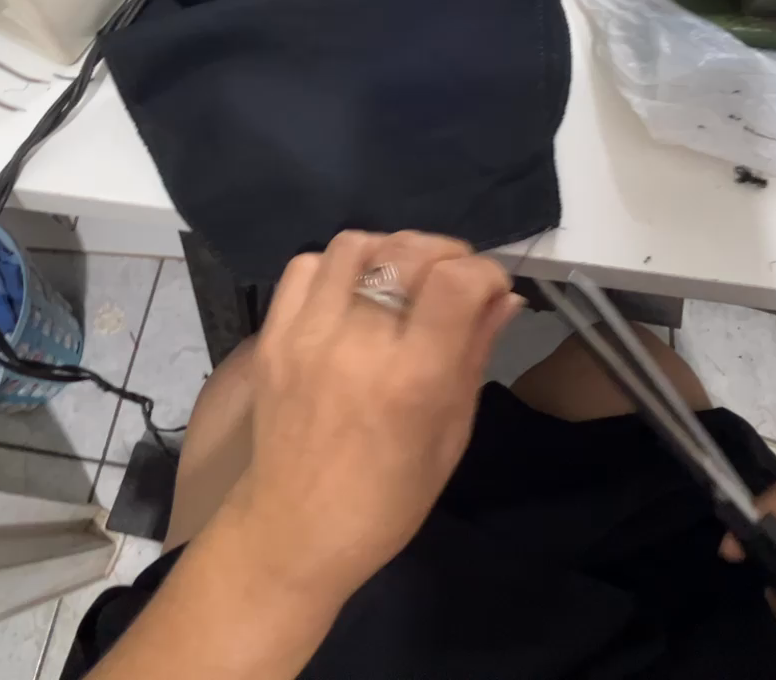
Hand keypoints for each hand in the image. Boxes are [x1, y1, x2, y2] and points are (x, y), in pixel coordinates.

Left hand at [212, 231, 522, 604]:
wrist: (294, 531)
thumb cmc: (389, 498)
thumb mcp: (451, 434)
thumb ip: (475, 353)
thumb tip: (504, 296)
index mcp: (412, 380)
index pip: (456, 281)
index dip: (485, 271)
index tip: (490, 288)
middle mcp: (357, 345)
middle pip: (406, 251)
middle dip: (445, 251)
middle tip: (453, 276)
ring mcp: (306, 336)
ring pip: (354, 245)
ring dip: (390, 250)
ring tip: (401, 277)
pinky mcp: (272, 337)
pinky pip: (304, 267)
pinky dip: (336, 266)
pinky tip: (351, 292)